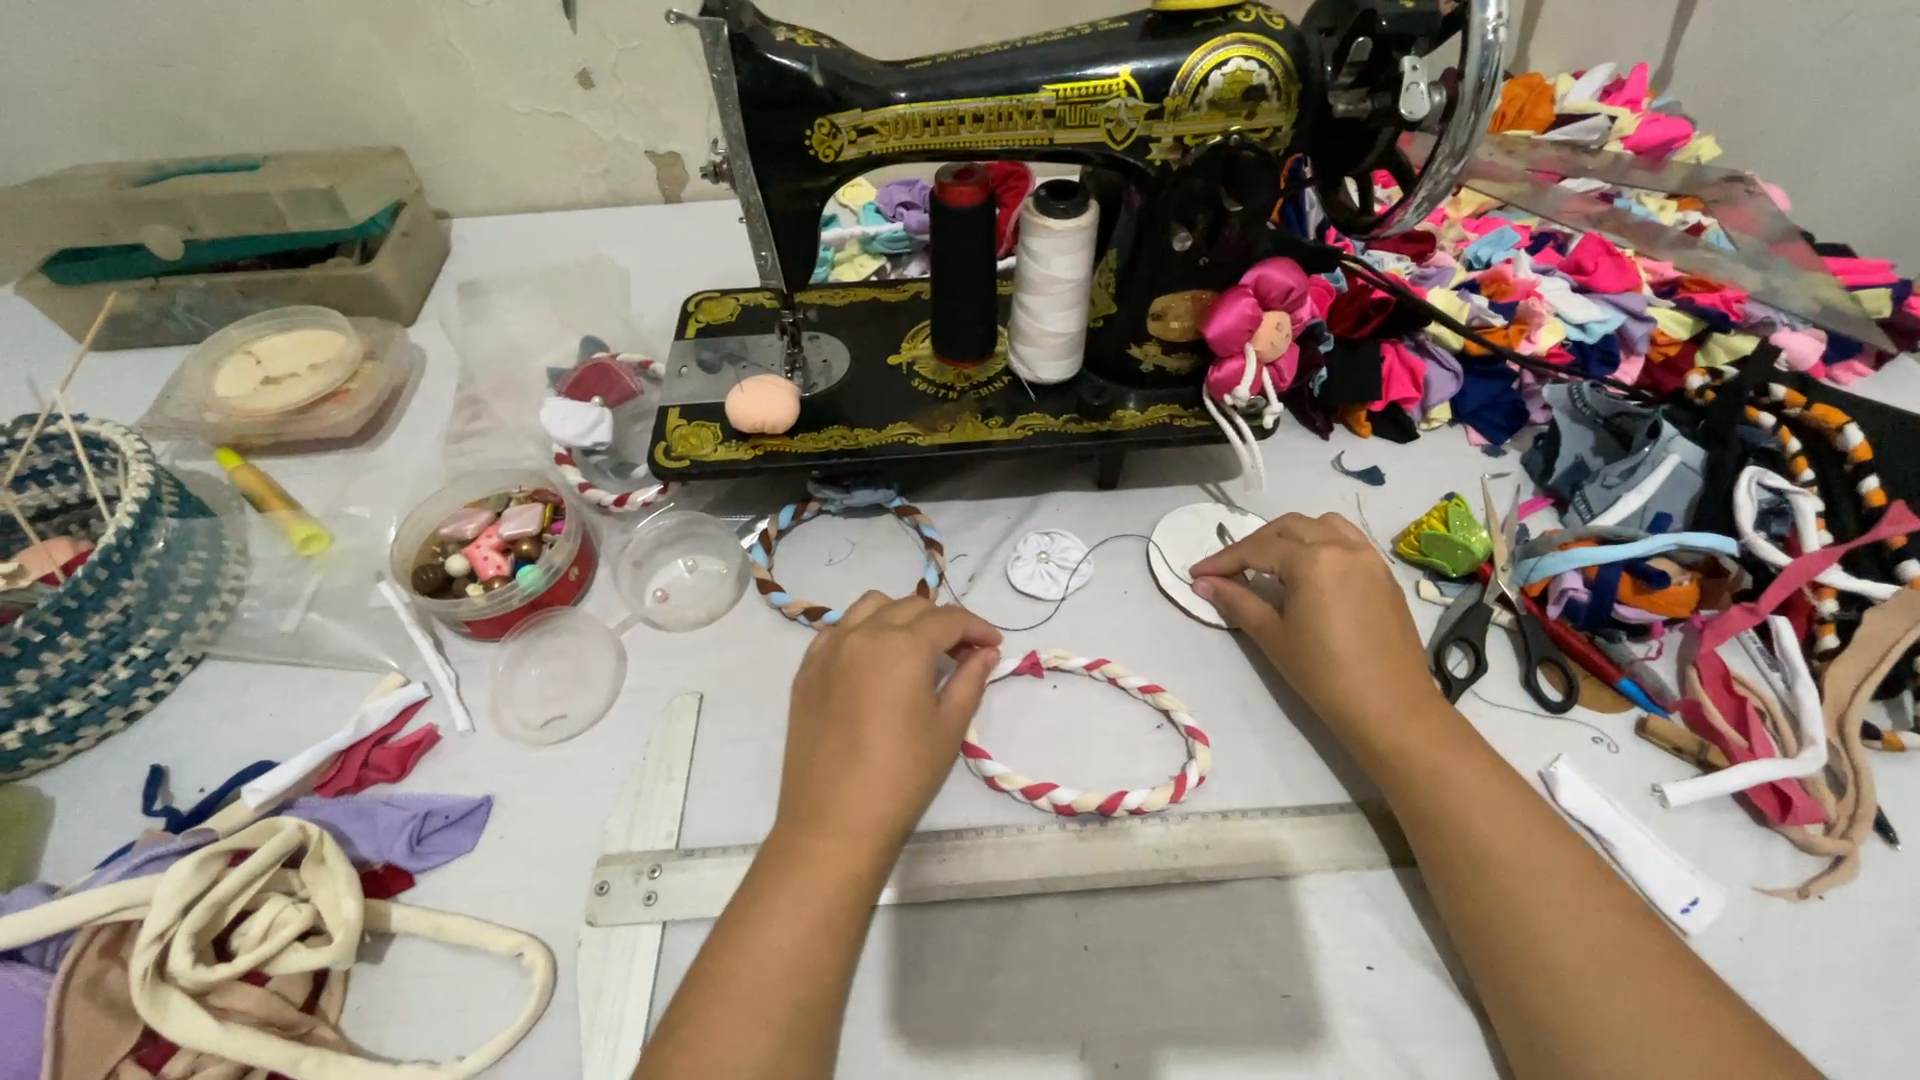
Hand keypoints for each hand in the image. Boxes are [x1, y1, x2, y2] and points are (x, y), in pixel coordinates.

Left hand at [777, 592, 1002, 854]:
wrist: (834, 819)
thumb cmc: (902, 775)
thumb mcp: (948, 727)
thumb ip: (970, 680)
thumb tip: (984, 653)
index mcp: (902, 644)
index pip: (948, 619)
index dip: (976, 628)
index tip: (993, 646)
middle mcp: (862, 633)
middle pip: (910, 606)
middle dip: (942, 621)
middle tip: (962, 652)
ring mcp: (828, 649)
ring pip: (870, 607)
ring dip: (900, 616)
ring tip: (916, 648)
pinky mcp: (806, 670)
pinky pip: (837, 630)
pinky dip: (862, 631)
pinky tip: (874, 660)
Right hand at [1190, 513, 1441, 736]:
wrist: (1389, 706)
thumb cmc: (1324, 674)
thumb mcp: (1272, 636)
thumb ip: (1237, 600)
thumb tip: (1204, 583)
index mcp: (1314, 560)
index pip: (1258, 549)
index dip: (1223, 560)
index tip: (1197, 574)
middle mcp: (1343, 547)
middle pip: (1288, 528)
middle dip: (1255, 543)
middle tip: (1231, 570)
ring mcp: (1369, 558)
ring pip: (1322, 525)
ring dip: (1291, 535)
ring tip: (1272, 563)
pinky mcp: (1384, 574)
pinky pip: (1348, 540)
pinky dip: (1321, 543)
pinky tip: (1309, 572)